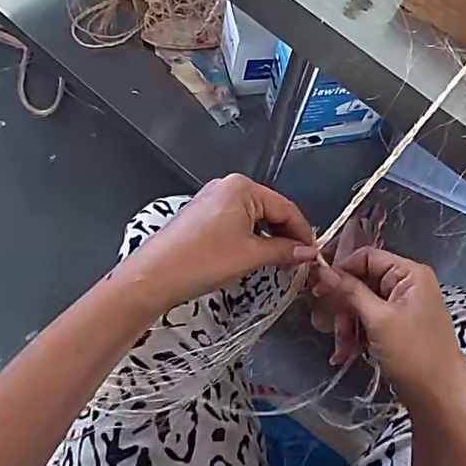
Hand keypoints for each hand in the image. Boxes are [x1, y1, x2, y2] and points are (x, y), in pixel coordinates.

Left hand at [117, 175, 316, 313]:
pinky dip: (251, 238)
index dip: (303, 232)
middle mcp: (226, 187)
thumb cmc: (197, 261)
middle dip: (286, 235)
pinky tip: (255, 256)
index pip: (286, 207)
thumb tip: (305, 252)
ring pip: (254, 217)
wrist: (153, 278)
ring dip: (269, 238)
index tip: (312, 252)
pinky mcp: (202, 216)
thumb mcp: (251, 256)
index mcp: (241, 188)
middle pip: (271, 210)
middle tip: (298, 259)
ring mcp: (212, 200)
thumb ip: (284, 251)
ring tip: (279, 261)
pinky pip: (237, 223)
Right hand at [310, 248, 465, 413]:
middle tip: (324, 324)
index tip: (315, 288)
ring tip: (342, 347)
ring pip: (362, 304)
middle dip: (342, 305)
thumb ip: (350, 292)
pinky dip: (356, 335)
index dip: (340, 270)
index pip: (367, 257)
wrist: (438, 399)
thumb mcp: (378, 320)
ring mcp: (402, 307)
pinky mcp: (398, 328)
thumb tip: (321, 270)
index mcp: (410, 273)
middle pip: (362, 282)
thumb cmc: (413, 354)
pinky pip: (369, 321)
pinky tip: (346, 353)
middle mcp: (407, 284)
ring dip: (347, 324)